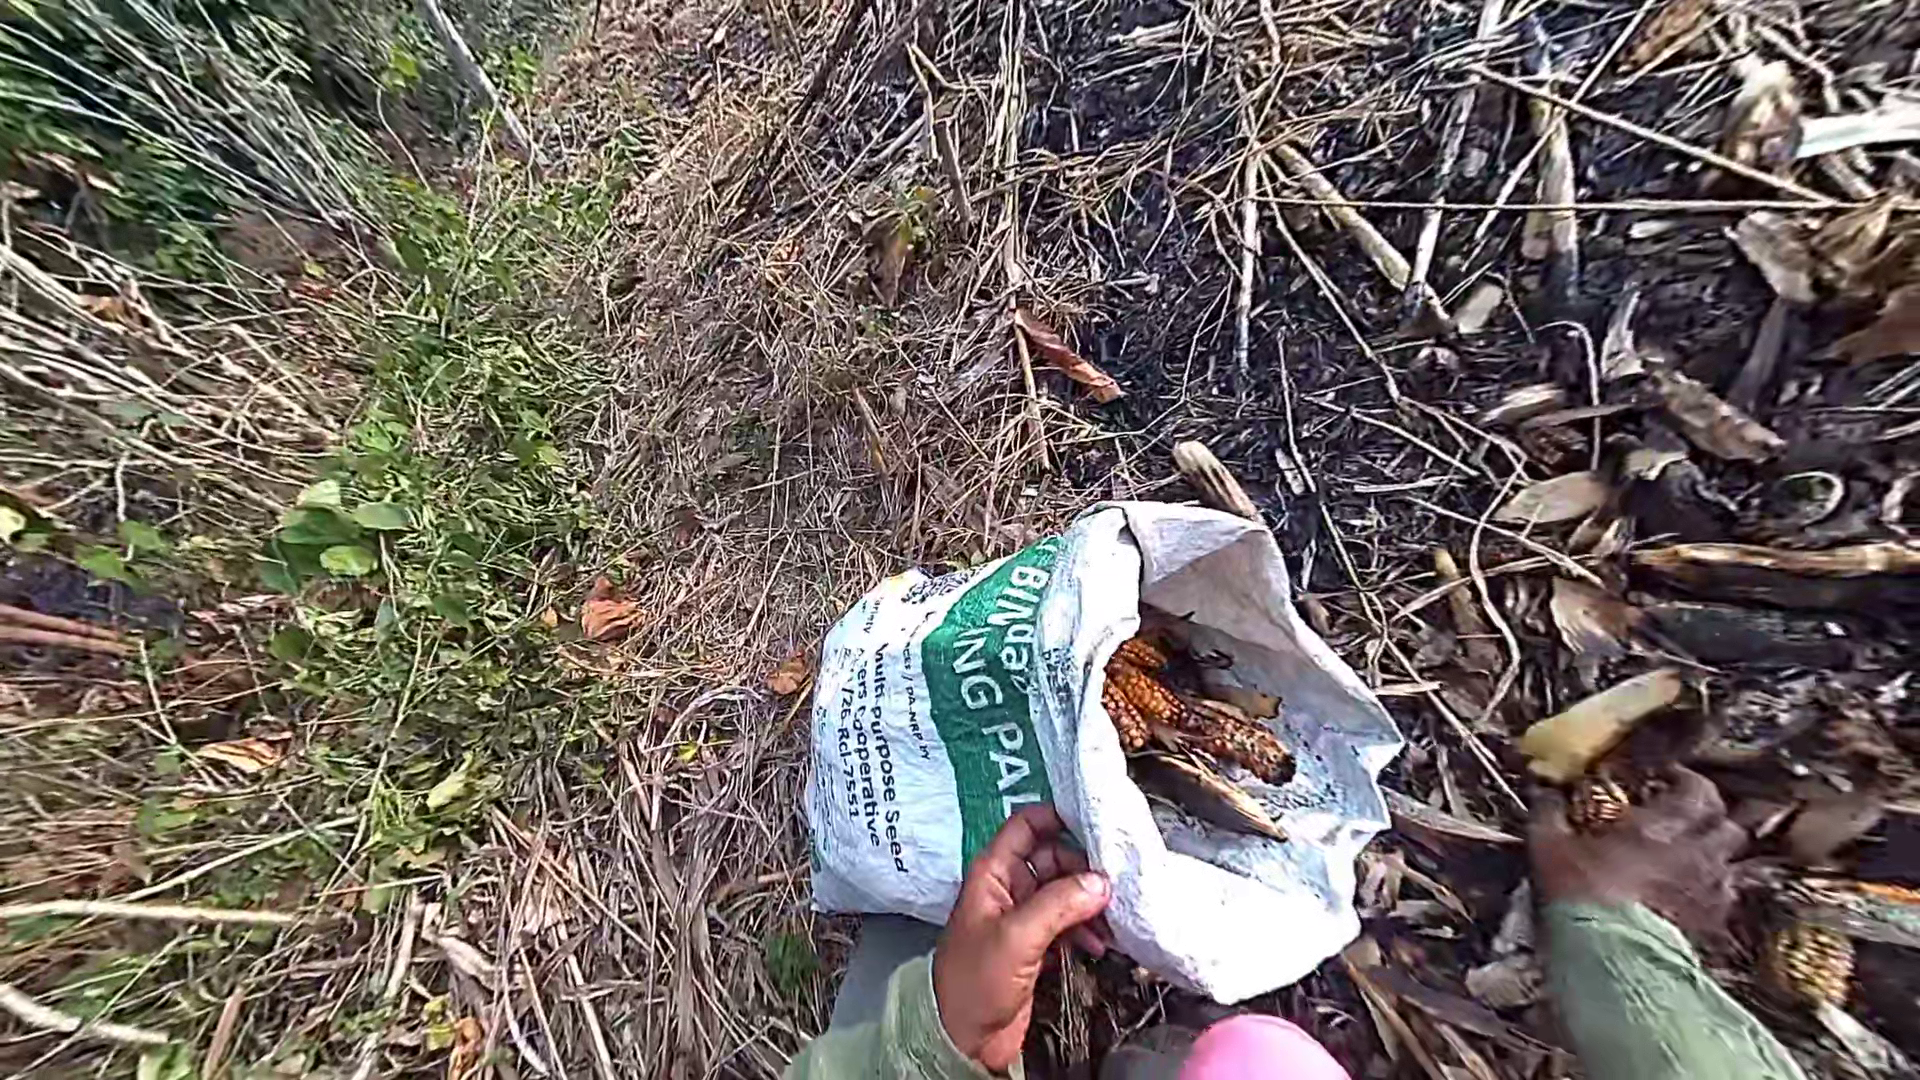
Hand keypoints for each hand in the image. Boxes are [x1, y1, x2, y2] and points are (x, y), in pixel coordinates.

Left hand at [932, 804, 1111, 1071]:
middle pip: (1052, 857)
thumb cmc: (975, 978)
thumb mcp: (1016, 936)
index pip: (1026, 825)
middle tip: (1111, 884)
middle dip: (1082, 868)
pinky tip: (1099, 943)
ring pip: (1063, 890)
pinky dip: (1084, 928)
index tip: (1092, 822)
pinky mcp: (1036, 941)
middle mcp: (1010, 884)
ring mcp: (1024, 913)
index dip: (1055, 818)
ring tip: (1112, 919)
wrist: (963, 1039)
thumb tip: (1100, 882)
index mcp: (994, 869)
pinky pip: (1066, 921)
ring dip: (1088, 901)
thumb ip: (1059, 904)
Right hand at [1530, 766, 1746, 936]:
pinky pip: (1724, 887)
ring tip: (1684, 841)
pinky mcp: (1715, 916)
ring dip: (1713, 843)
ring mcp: (1712, 888)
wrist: (1610, 948)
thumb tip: (1545, 790)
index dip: (1687, 778)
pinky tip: (1684, 877)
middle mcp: (1698, 853)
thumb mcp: (1548, 839)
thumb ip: (1549, 809)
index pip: (1697, 793)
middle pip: (1728, 823)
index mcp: (1660, 828)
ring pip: (1732, 856)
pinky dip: (1709, 875)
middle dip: (1709, 810)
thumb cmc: (1579, 886)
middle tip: (1680, 803)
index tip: (1667, 773)